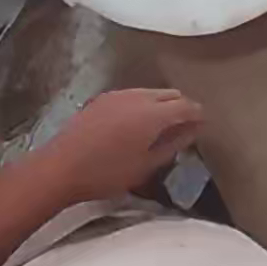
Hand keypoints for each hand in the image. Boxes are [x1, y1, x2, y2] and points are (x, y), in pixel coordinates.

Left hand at [19, 89, 204, 204]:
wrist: (62, 166)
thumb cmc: (107, 173)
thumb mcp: (146, 165)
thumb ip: (173, 144)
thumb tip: (193, 129)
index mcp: (152, 113)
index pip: (185, 105)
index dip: (197, 114)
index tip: (204, 124)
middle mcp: (137, 96)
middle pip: (169, 93)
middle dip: (181, 106)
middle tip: (186, 126)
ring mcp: (118, 94)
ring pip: (150, 92)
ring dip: (161, 104)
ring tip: (163, 126)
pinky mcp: (103, 98)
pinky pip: (133, 95)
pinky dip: (143, 104)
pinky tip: (137, 123)